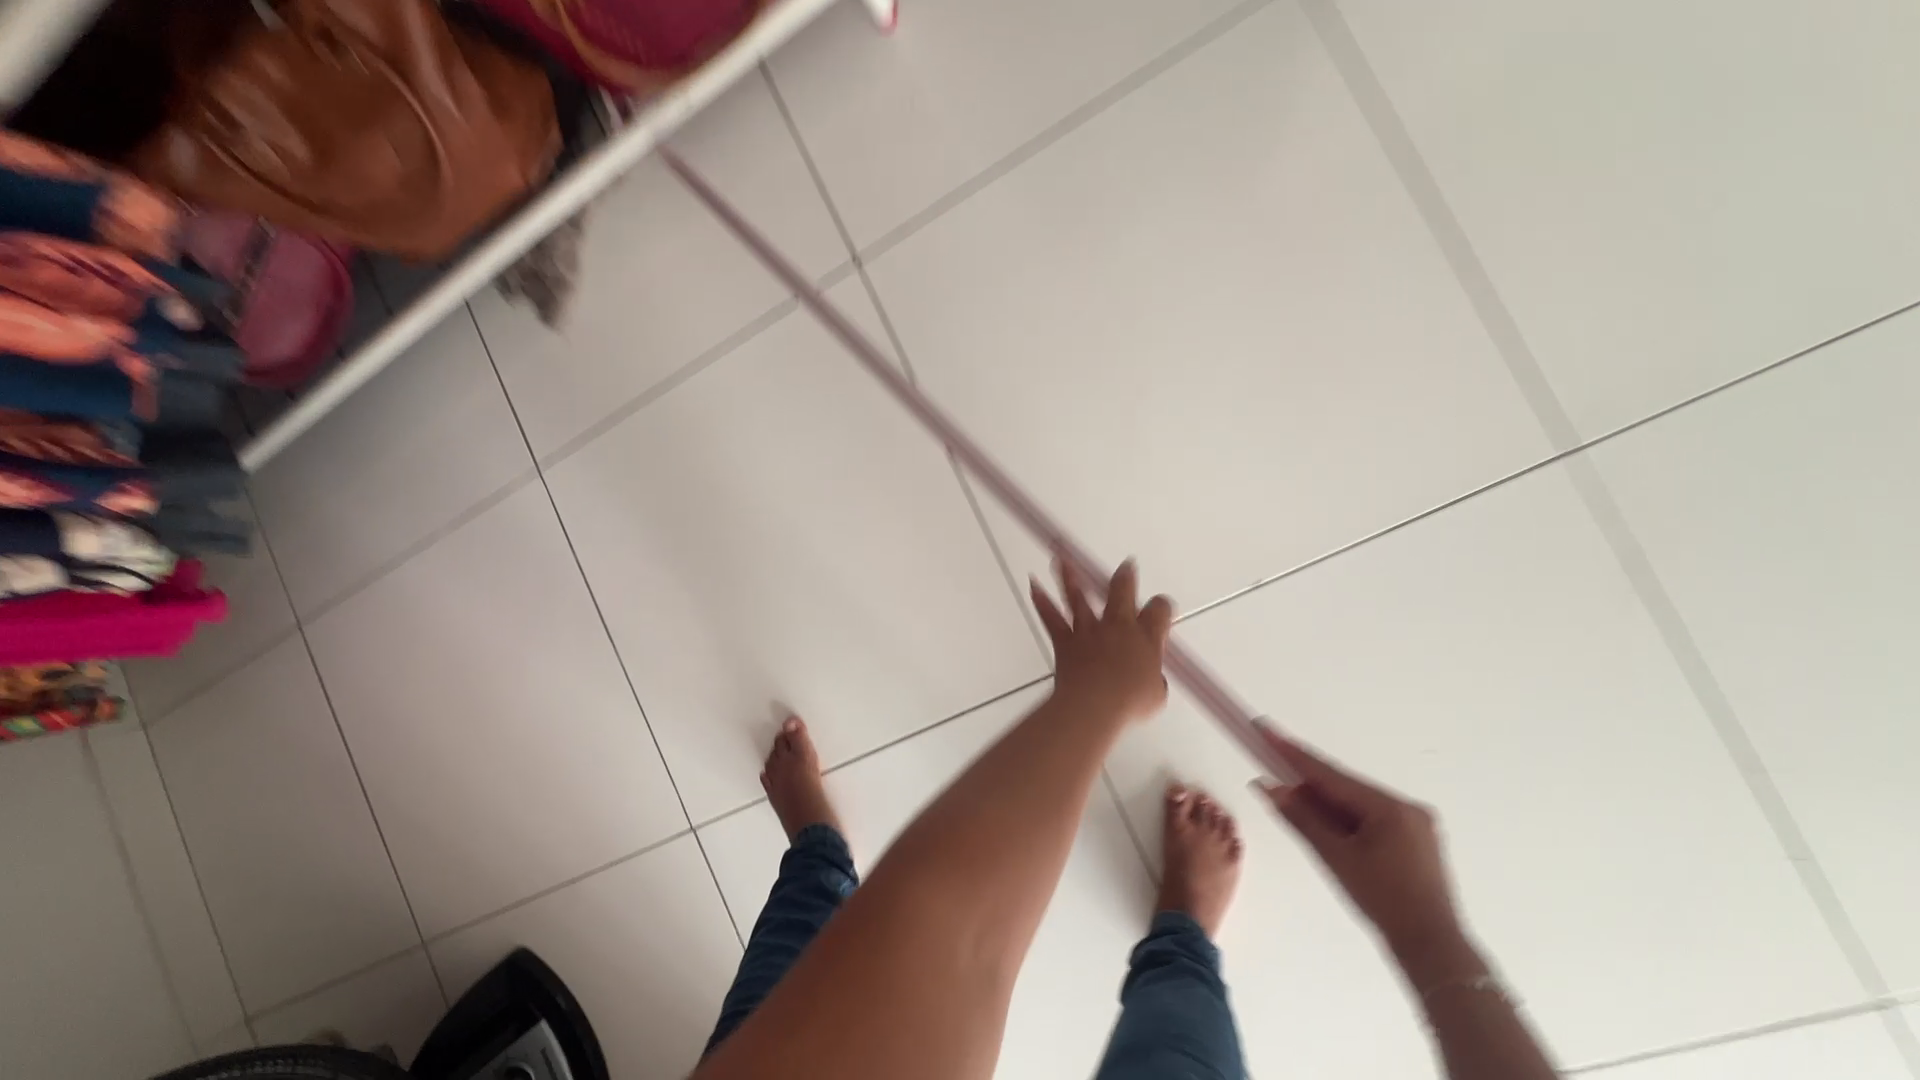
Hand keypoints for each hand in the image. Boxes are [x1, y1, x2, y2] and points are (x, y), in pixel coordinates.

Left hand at [1030, 557, 1172, 723]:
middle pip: (1122, 591)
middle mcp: (1118, 625)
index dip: (1161, 608)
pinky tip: (1033, 585)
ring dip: (1070, 576)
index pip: (1159, 610)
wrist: (1093, 705)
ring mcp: (1089, 630)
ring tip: (1062, 559)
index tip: (1159, 610)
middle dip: (1125, 576)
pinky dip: (1041, 601)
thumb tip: (1148, 678)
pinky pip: (1051, 617)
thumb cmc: (1129, 703)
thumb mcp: (1156, 694)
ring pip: (1079, 597)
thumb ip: (1153, 678)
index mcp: (1146, 637)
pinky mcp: (1065, 640)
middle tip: (1126, 566)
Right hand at [1253, 724, 1461, 954]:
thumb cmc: (1382, 901)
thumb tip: (1270, 787)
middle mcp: (1407, 806)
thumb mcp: (1336, 858)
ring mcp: (1416, 823)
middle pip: (1344, 787)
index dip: (1292, 752)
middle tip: (1272, 769)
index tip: (1266, 729)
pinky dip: (1345, 819)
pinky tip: (1327, 827)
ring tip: (1295, 805)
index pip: (1330, 773)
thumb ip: (1302, 818)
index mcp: (1389, 806)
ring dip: (1325, 803)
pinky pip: (1372, 819)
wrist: (1432, 947)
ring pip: (1357, 804)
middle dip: (1307, 782)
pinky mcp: (1417, 840)